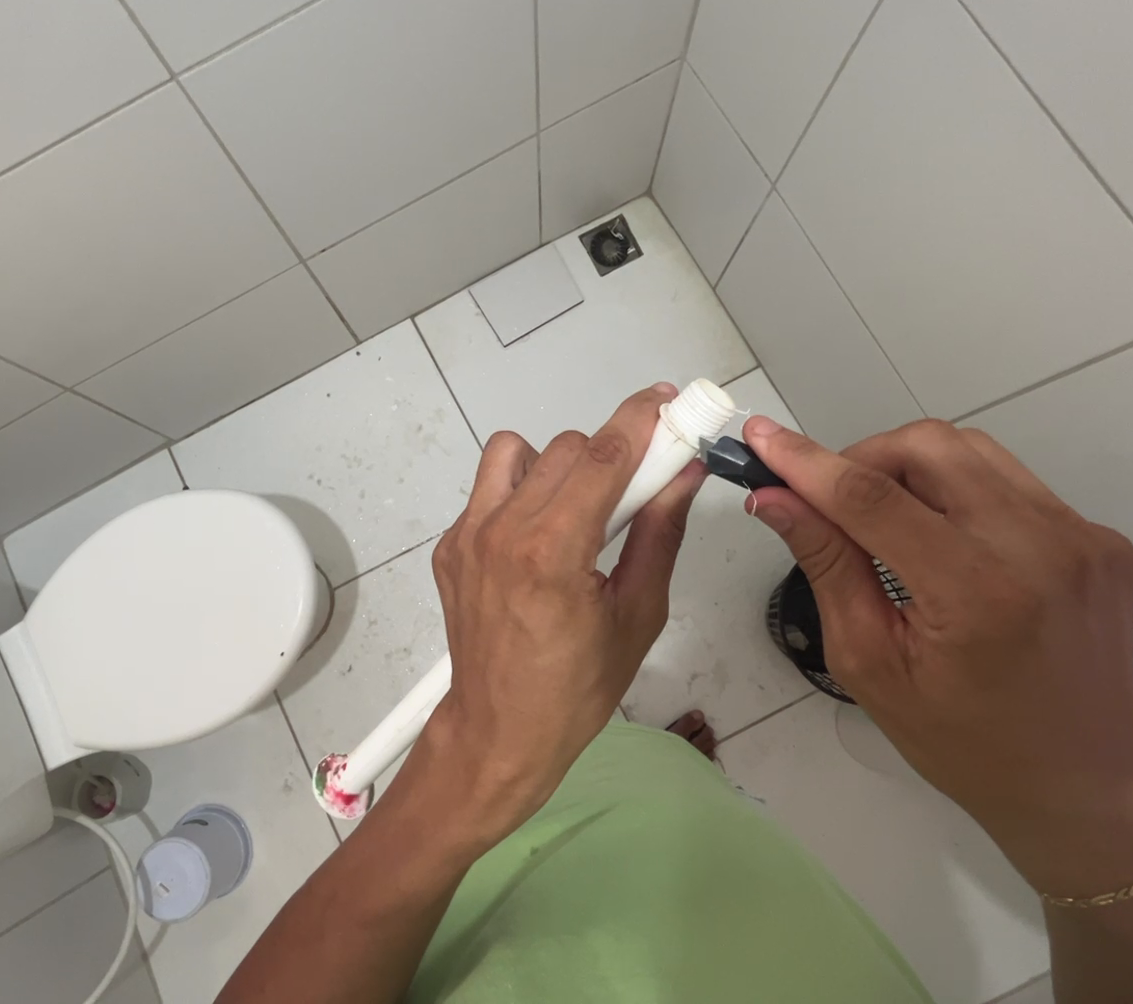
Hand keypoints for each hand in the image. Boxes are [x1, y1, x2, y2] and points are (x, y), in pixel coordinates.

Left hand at [413, 384, 704, 840]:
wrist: (498, 732)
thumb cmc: (578, 688)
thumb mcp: (638, 615)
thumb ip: (660, 534)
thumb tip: (684, 473)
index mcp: (552, 550)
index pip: (601, 457)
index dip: (639, 419)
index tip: (666, 400)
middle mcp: (500, 530)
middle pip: (562, 448)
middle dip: (605, 455)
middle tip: (630, 487)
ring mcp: (465, 536)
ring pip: (512, 454)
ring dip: (552, 466)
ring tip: (573, 512)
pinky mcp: (448, 548)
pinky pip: (488, 492)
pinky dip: (519, 496)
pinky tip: (536, 545)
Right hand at [741, 418, 1132, 897]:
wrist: (1079, 784)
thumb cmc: (957, 740)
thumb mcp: (867, 660)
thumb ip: (825, 565)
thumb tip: (773, 498)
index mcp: (976, 592)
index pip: (871, 497)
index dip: (805, 461)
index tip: (758, 436)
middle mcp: (1039, 546)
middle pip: (926, 447)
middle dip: (859, 457)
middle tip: (824, 497)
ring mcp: (1080, 535)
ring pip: (969, 449)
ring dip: (905, 465)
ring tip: (876, 514)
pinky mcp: (1097, 536)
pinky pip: (1005, 480)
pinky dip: (951, 488)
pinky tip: (936, 534)